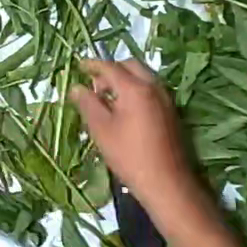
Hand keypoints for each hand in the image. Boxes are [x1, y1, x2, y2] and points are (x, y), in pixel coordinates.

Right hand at [69, 59, 196, 204]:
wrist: (166, 182)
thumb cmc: (129, 155)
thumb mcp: (101, 129)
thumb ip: (87, 104)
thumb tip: (76, 87)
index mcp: (135, 88)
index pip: (110, 67)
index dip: (92, 65)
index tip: (79, 66)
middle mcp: (153, 87)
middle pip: (130, 66)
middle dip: (110, 70)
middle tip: (94, 85)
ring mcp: (165, 99)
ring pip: (142, 77)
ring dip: (124, 80)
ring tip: (106, 98)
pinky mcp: (170, 111)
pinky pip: (150, 89)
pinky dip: (134, 90)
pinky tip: (123, 109)